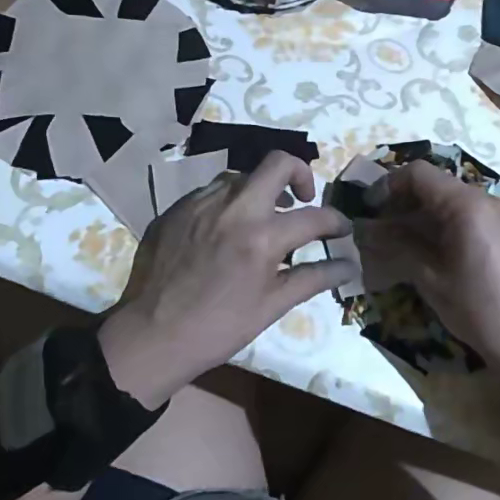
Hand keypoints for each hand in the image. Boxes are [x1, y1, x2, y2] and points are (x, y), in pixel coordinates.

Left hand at [97, 153, 352, 408]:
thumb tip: (349, 265)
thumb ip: (313, 278)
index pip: (314, 216)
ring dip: (260, 190)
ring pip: (241, 175)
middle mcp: (233, 208)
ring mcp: (200, 203)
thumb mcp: (271, 306)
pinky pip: (210, 192)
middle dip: (300, 174)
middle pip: (277, 162)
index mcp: (262, 236)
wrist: (150, 336)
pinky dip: (228, 203)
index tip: (341, 228)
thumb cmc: (218, 328)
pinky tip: (224, 230)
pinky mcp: (176, 208)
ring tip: (261, 218)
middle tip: (301, 199)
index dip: (336, 221)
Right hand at [364, 162, 499, 419]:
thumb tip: (364, 230)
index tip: (367, 211)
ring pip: (442, 204)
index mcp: (464, 202)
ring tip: (390, 247)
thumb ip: (395, 244)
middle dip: (398, 204)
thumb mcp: (428, 275)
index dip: (387, 186)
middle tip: (374, 231)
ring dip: (414, 220)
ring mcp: (491, 218)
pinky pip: (458, 220)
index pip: (417, 173)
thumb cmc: (477, 305)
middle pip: (430, 186)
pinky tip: (418, 256)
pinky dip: (433, 230)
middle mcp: (480, 200)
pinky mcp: (496, 236)